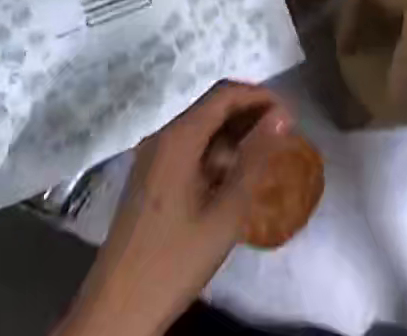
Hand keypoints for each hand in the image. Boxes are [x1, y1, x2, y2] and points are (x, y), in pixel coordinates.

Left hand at [57, 81, 295, 335]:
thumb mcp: (225, 212)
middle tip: (283, 133)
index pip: (223, 95)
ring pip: (200, 129)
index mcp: (177, 138)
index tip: (290, 115)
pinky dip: (215, 153)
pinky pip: (188, 149)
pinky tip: (234, 177)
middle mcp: (161, 137)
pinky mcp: (149, 177)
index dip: (259, 97)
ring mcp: (151, 157)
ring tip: (266, 155)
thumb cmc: (174, 260)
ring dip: (234, 134)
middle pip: (211, 107)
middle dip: (249, 113)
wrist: (116, 312)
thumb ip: (255, 158)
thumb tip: (281, 117)